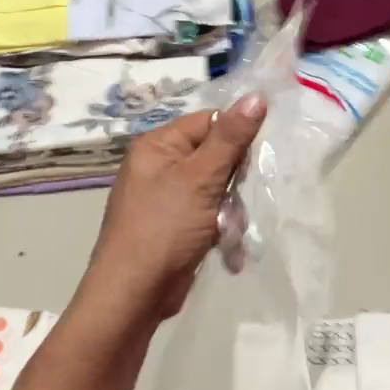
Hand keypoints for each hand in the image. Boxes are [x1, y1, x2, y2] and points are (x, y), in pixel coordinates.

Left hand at [81, 94, 266, 318]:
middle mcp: (158, 165)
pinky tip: (227, 248)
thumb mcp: (201, 179)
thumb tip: (257, 95)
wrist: (133, 295)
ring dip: (230, 212)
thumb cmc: (164, 228)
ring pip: (217, 189)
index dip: (234, 139)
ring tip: (229, 232)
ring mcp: (165, 197)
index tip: (249, 164)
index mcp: (157, 145)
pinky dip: (220, 230)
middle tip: (235, 203)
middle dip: (234, 183)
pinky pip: (208, 215)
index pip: (209, 122)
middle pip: (216, 156)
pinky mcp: (174, 226)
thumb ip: (231, 137)